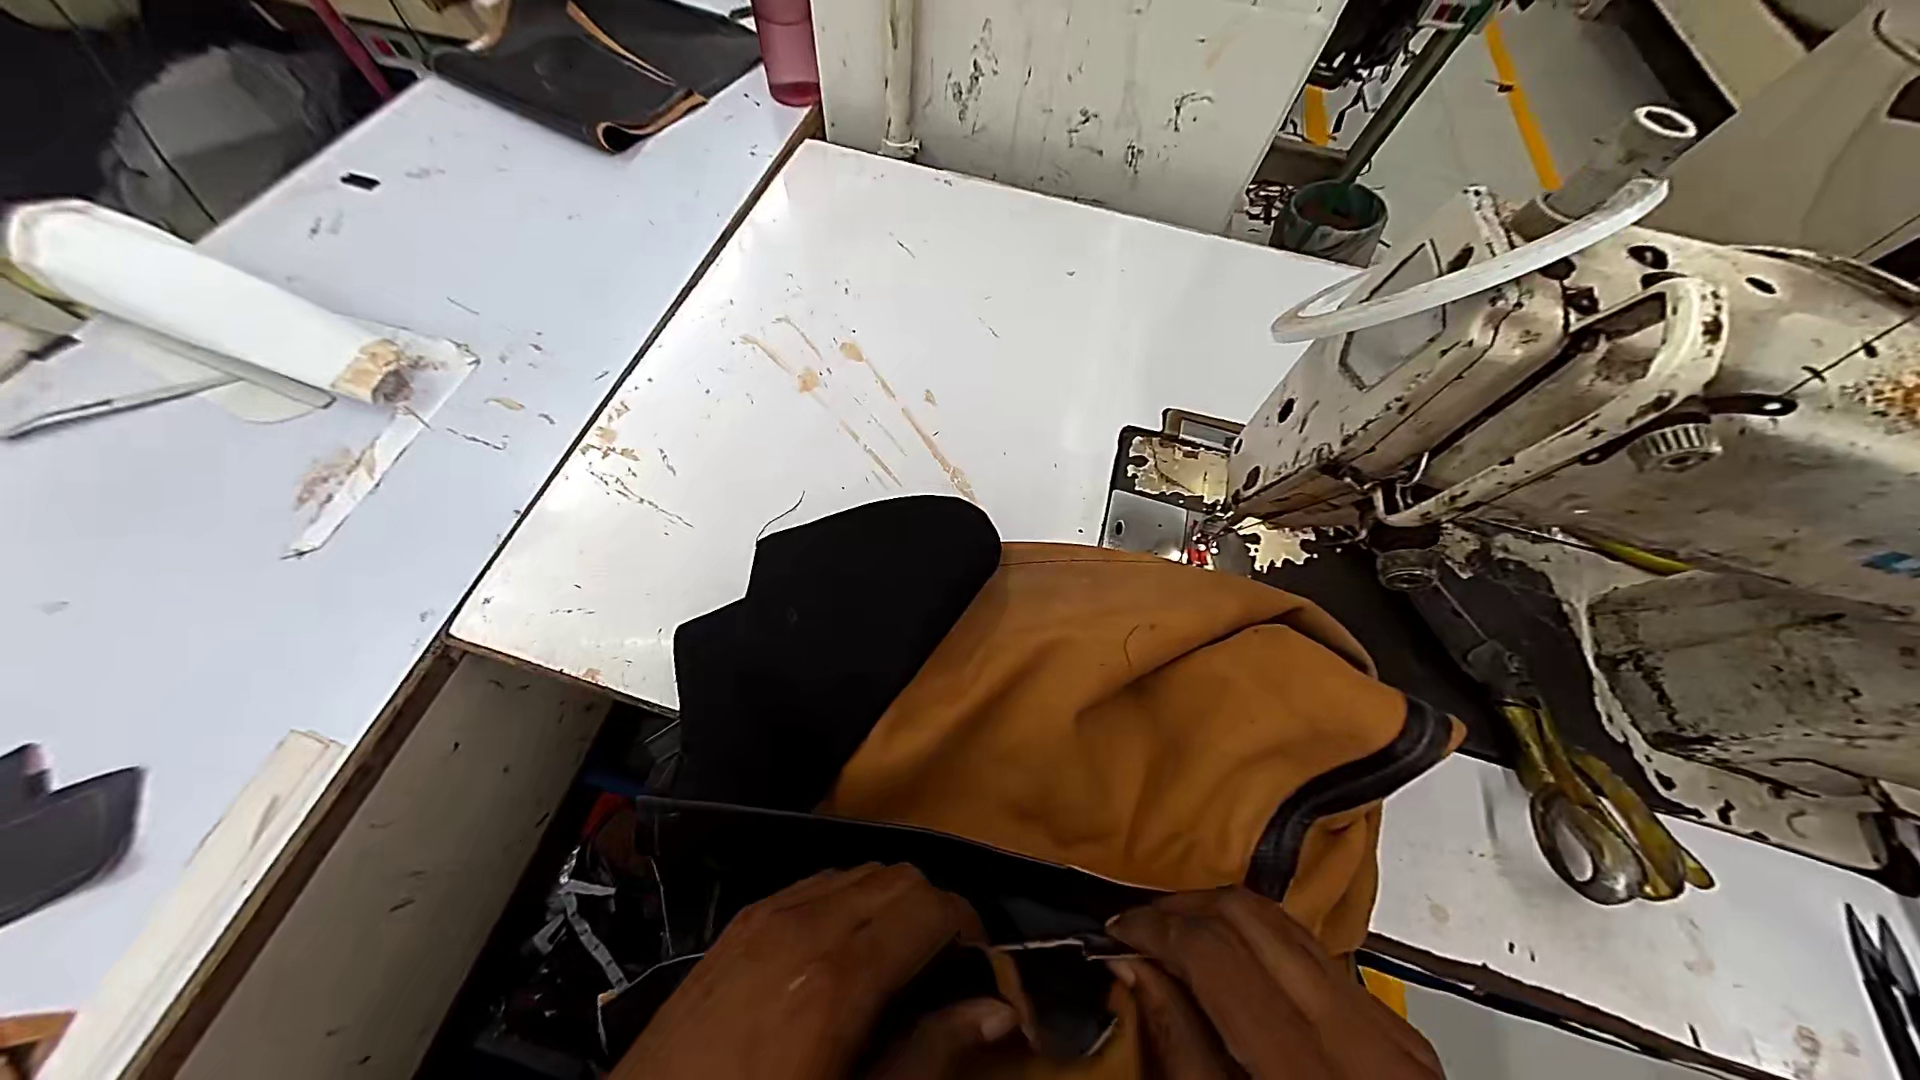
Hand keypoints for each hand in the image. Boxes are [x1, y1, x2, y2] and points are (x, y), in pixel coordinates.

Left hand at [612, 864, 1017, 1079]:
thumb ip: (931, 1053)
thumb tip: (998, 1008)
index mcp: (840, 975)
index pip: (932, 906)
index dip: (969, 927)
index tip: (979, 966)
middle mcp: (807, 923)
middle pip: (901, 876)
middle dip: (934, 909)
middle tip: (941, 965)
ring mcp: (768, 912)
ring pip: (861, 869)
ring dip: (891, 899)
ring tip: (893, 955)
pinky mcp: (741, 918)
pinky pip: (817, 880)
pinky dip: (848, 897)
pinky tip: (839, 947)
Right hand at [1108, 887, 1443, 1079]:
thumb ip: (1176, 1044)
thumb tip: (1131, 962)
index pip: (1216, 954)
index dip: (1156, 928)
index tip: (1118, 930)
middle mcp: (1364, 1045)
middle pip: (1248, 916)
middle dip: (1181, 909)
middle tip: (1140, 929)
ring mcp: (1392, 1035)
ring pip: (1283, 922)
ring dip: (1216, 916)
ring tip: (1175, 937)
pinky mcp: (1402, 1034)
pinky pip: (1315, 953)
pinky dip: (1261, 942)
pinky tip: (1230, 962)